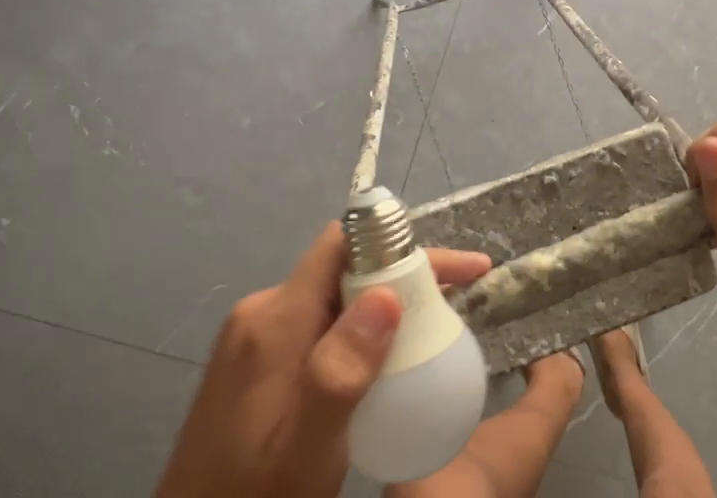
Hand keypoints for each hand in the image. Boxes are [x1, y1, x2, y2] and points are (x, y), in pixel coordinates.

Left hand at [154, 224, 491, 497]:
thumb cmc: (251, 497)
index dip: (403, 244)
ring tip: (439, 328)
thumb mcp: (304, 448)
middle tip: (465, 297)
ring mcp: (258, 342)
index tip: (459, 269)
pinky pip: (322, 328)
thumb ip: (340, 372)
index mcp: (275, 321)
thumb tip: (387, 293)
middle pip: (346, 269)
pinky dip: (365, 332)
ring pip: (336, 299)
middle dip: (407, 275)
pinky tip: (389, 362)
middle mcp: (264, 316)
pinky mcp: (259, 367)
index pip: (343, 246)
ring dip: (389, 305)